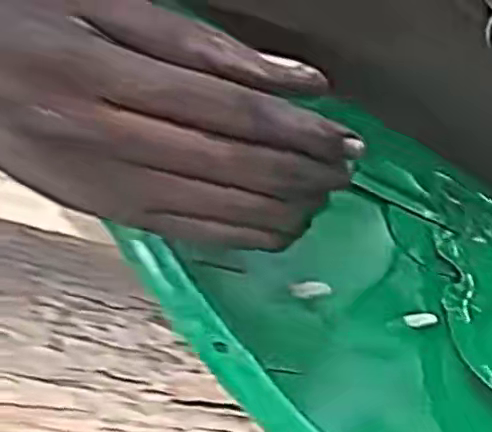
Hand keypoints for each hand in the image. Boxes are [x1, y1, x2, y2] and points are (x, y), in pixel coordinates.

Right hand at [0, 0, 361, 249]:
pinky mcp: (125, 218)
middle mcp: (99, 136)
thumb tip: (306, 81)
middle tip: (343, 164)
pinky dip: (276, 229)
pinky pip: (226, 238)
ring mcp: (113, 185)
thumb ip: (202, 44)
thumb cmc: (19, 22)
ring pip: (247, 209)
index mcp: (85, 71)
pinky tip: (291, 211)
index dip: (305, 130)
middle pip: (248, 166)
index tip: (347, 138)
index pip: (234, 113)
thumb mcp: (94, 6)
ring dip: (304, 203)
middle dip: (314, 170)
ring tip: (321, 185)